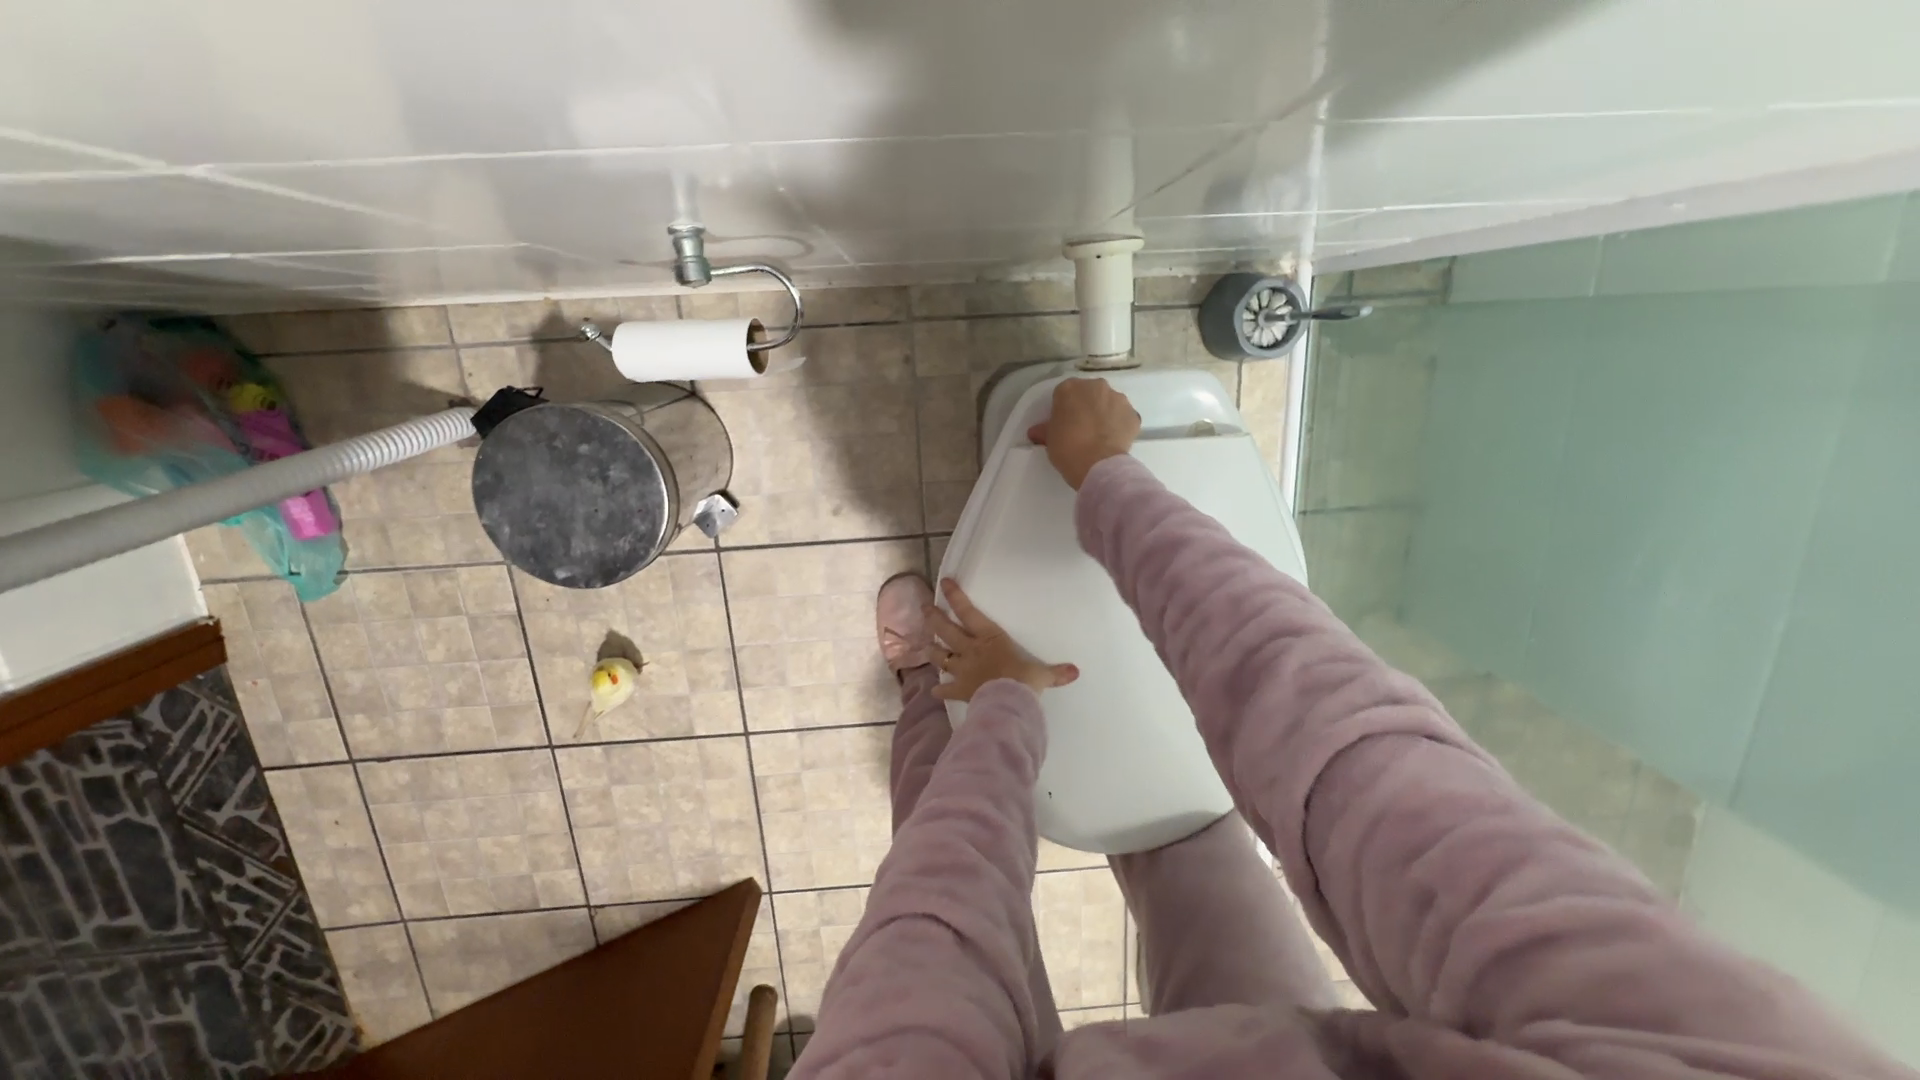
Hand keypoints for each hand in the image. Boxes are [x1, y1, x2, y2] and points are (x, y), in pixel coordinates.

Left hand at [928, 578, 1078, 700]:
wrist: (1008, 702)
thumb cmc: (1023, 680)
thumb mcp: (1041, 674)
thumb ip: (1055, 672)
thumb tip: (1075, 672)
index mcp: (990, 638)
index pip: (969, 612)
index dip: (956, 596)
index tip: (944, 583)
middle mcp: (971, 650)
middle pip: (947, 630)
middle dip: (934, 618)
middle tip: (924, 609)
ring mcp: (962, 670)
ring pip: (941, 656)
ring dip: (932, 651)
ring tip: (925, 646)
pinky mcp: (960, 690)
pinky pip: (946, 689)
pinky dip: (939, 690)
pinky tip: (934, 691)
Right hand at [1025, 377, 1140, 488]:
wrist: (1097, 465)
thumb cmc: (1067, 448)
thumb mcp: (1049, 439)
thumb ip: (1044, 430)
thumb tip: (1036, 432)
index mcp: (1070, 388)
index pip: (1064, 394)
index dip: (1064, 409)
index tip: (1064, 424)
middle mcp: (1096, 386)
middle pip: (1089, 393)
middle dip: (1087, 406)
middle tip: (1082, 428)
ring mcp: (1118, 398)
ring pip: (1109, 403)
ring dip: (1105, 414)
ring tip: (1100, 436)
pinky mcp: (1133, 414)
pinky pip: (1124, 417)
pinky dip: (1120, 425)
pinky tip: (1114, 441)